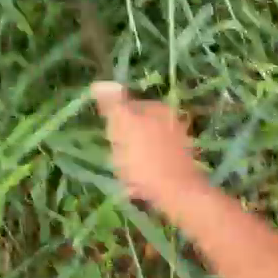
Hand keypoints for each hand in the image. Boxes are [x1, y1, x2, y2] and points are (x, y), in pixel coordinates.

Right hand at [92, 81, 208, 210]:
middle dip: (123, 144)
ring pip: (141, 149)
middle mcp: (171, 122)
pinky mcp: (177, 168)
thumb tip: (100, 83)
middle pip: (134, 129)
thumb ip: (113, 104)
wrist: (177, 194)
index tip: (112, 138)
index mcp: (159, 109)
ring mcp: (176, 145)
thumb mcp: (125, 126)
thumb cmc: (146, 159)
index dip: (115, 124)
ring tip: (128, 177)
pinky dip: (141, 176)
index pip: (127, 107)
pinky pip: (150, 167)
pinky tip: (137, 187)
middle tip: (120, 159)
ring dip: (130, 162)